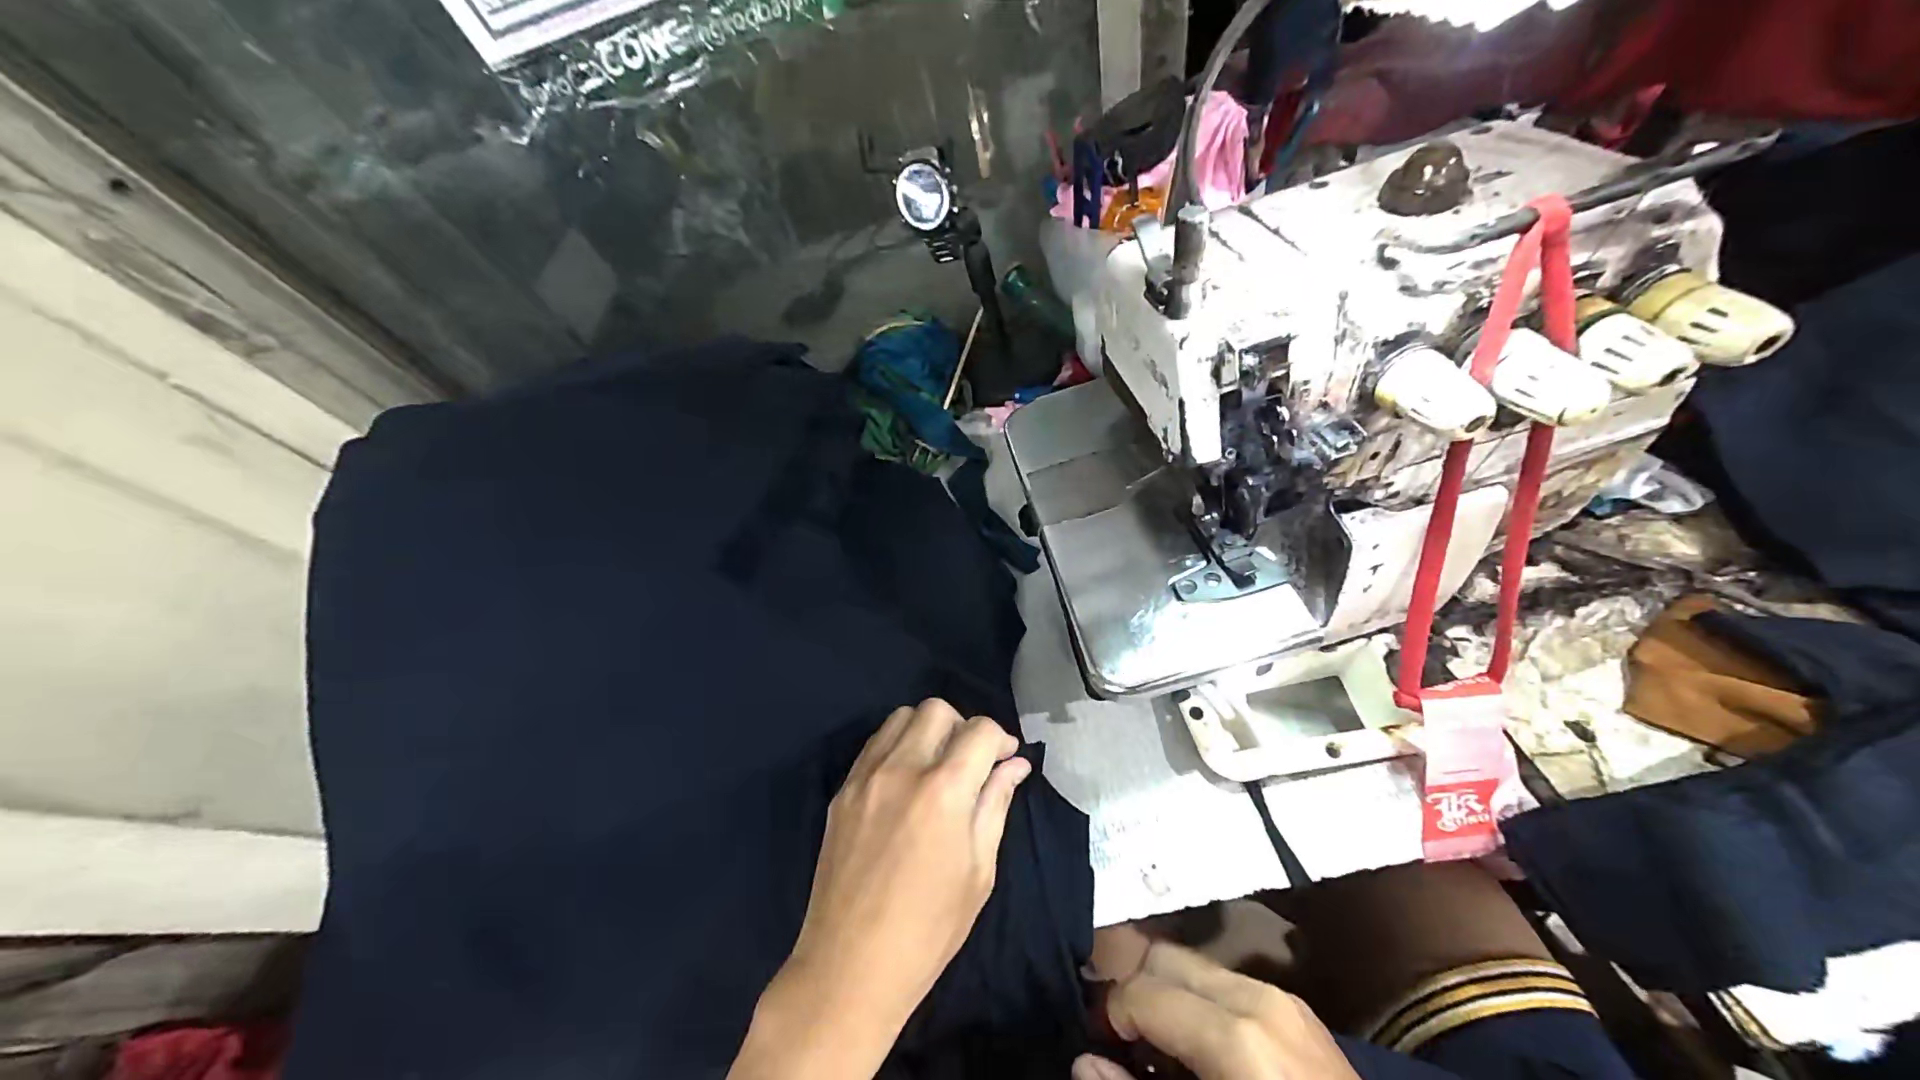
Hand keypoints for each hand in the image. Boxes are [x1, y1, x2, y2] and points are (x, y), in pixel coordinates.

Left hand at [728, 699, 1032, 1079]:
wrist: (851, 965)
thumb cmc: (929, 928)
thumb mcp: (979, 870)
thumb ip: (996, 804)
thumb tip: (1015, 765)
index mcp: (944, 790)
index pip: (979, 729)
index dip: (1000, 739)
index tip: (1006, 760)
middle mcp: (901, 769)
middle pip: (936, 709)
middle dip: (963, 727)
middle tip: (972, 763)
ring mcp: (865, 777)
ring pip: (900, 718)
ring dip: (927, 730)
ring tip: (937, 767)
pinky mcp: (842, 791)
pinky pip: (873, 745)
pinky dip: (897, 746)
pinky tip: (906, 782)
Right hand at [1077, 938, 1362, 1079]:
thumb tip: (1085, 1060)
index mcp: (1235, 1034)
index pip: (1142, 990)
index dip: (1110, 1016)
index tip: (1101, 1051)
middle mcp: (1257, 998)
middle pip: (1165, 957)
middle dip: (1134, 991)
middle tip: (1123, 1044)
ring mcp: (1285, 1001)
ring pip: (1194, 965)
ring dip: (1165, 995)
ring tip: (1160, 1051)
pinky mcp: (1300, 1012)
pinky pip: (1227, 986)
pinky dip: (1198, 1005)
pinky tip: (1202, 1053)